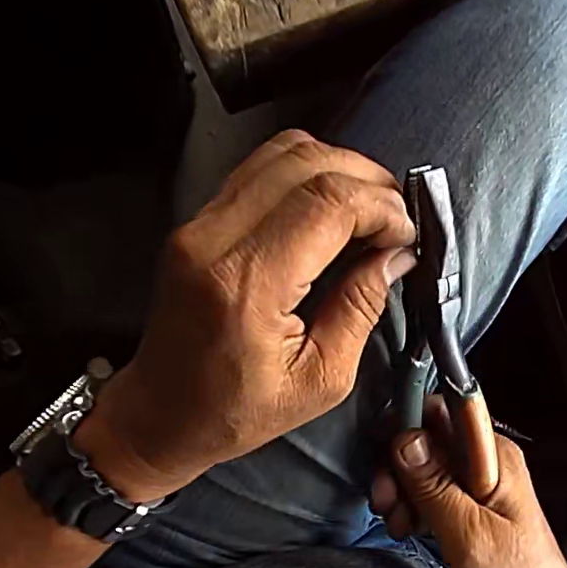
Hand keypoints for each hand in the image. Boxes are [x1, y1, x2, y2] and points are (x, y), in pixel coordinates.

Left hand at [80, 130, 417, 499]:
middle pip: (307, 162)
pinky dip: (311, 175)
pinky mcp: (198, 223)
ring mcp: (199, 225)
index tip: (406, 235)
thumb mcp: (322, 379)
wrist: (160, 415)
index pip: (327, 203)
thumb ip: (361, 307)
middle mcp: (215, 240)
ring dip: (341, 170)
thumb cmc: (235, 411)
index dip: (381, 208)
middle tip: (397, 219)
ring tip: (371, 210)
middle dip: (369, 181)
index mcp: (247, 285)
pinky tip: (334, 209)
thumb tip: (397, 256)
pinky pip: (262, 170)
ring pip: (283, 152)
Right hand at [371, 399, 566, 567]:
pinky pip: (431, 489)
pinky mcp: (470, 504)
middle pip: (428, 438)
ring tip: (400, 524)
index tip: (381, 451)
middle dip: (398, 466)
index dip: (407, 422)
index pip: (444, 411)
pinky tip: (409, 528)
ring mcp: (478, 482)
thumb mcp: (468, 533)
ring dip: (401, 490)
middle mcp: (486, 460)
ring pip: (423, 466)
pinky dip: (413, 505)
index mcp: (494, 455)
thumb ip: (434, 485)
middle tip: (386, 502)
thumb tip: (405, 437)